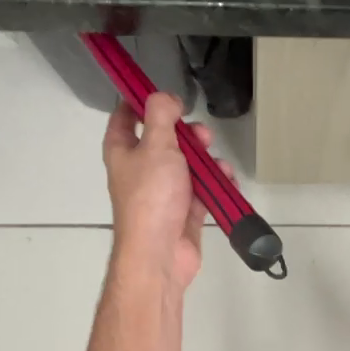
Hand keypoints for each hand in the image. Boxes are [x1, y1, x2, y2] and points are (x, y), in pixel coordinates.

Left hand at [102, 92, 226, 290]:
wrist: (160, 254)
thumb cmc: (152, 197)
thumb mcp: (155, 144)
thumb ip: (161, 114)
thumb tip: (167, 98)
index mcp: (122, 150)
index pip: (126, 115)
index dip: (142, 100)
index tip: (168, 96)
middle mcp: (140, 170)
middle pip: (164, 140)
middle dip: (186, 133)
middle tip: (201, 134)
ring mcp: (163, 193)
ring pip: (187, 166)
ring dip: (206, 160)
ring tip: (218, 162)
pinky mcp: (184, 213)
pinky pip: (202, 191)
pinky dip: (215, 184)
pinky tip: (227, 180)